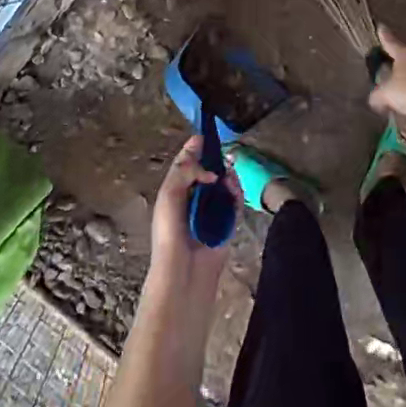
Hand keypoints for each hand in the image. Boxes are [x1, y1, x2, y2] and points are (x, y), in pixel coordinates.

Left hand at [146, 136, 234, 298]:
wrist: (184, 270)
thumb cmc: (170, 231)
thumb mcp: (169, 194)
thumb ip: (185, 172)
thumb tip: (211, 170)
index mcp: (174, 192)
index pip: (184, 165)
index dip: (192, 150)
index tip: (202, 136)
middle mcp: (193, 199)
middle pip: (206, 173)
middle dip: (213, 161)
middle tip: (221, 150)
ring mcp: (211, 211)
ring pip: (223, 185)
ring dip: (226, 175)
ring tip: (227, 170)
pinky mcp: (227, 223)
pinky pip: (235, 202)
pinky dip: (236, 192)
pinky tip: (233, 185)